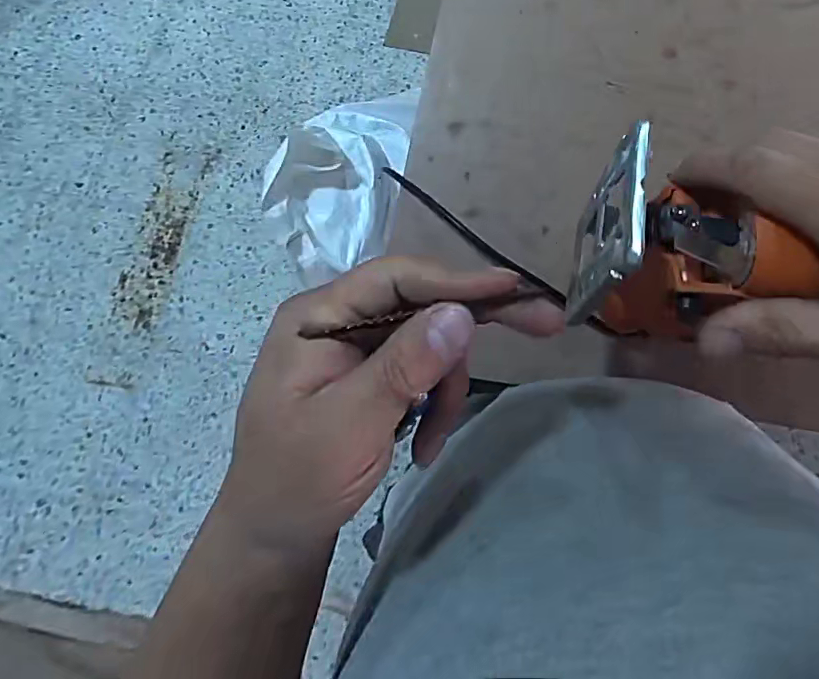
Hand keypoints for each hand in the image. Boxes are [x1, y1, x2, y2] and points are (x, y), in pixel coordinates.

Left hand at [209, 258, 561, 557]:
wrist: (273, 539)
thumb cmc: (296, 482)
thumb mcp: (349, 425)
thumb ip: (404, 367)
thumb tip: (461, 314)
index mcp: (319, 316)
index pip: (398, 279)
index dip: (456, 279)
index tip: (510, 287)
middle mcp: (343, 317)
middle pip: (425, 299)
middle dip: (479, 317)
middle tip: (544, 320)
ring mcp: (362, 343)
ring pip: (434, 336)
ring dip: (448, 385)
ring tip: (435, 439)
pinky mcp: (380, 368)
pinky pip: (429, 365)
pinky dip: (438, 400)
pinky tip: (426, 443)